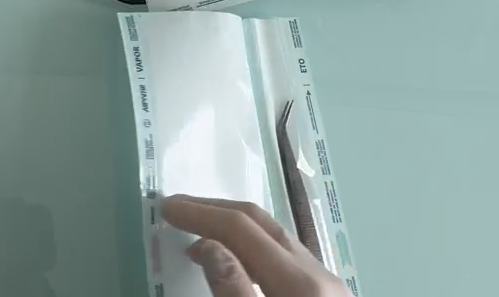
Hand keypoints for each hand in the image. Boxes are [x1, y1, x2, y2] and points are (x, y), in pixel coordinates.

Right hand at [163, 194, 352, 296]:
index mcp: (302, 284)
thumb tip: (205, 245)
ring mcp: (331, 285)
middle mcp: (321, 274)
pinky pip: (286, 257)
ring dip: (234, 226)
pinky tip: (237, 262)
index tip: (166, 210)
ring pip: (276, 237)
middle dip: (214, 210)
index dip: (200, 214)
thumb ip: (234, 291)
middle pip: (260, 222)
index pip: (242, 228)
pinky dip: (254, 247)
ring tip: (199, 231)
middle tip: (176, 210)